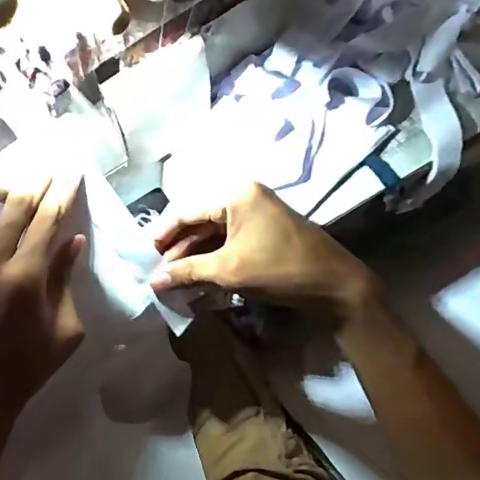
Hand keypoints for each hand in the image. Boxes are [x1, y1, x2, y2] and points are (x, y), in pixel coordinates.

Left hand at [0, 175, 87, 451]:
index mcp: (26, 279)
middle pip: (14, 207)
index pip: (47, 220)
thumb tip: (72, 239)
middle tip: (47, 169)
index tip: (71, 173)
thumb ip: (65, 280)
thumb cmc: (26, 368)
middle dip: (35, 182)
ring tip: (7, 188)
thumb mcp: (64, 330)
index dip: (62, 193)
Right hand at [150, 183, 382, 323]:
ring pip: (212, 233)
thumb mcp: (228, 271)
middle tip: (156, 272)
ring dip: (192, 256)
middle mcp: (243, 196)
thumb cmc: (279, 269)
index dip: (162, 234)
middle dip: (177, 248)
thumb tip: (152, 281)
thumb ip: (187, 272)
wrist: (335, 285)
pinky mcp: (263, 230)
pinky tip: (196, 277)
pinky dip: (211, 258)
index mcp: (235, 194)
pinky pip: (227, 240)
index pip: (185, 210)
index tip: (144, 257)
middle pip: (197, 220)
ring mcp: (256, 213)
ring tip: (172, 279)